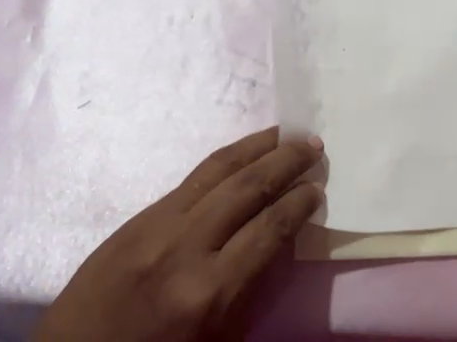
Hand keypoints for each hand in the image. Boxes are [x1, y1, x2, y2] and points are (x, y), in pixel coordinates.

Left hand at [32, 128, 322, 341]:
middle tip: (316, 147)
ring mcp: (156, 226)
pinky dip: (226, 159)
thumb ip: (248, 286)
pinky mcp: (138, 217)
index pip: (269, 230)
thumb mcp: (215, 338)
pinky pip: (191, 178)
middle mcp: (185, 248)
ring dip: (259, 147)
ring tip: (288, 134)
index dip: (299, 204)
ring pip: (218, 170)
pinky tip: (245, 153)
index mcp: (208, 293)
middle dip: (286, 162)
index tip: (318, 188)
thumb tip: (280, 235)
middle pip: (247, 188)